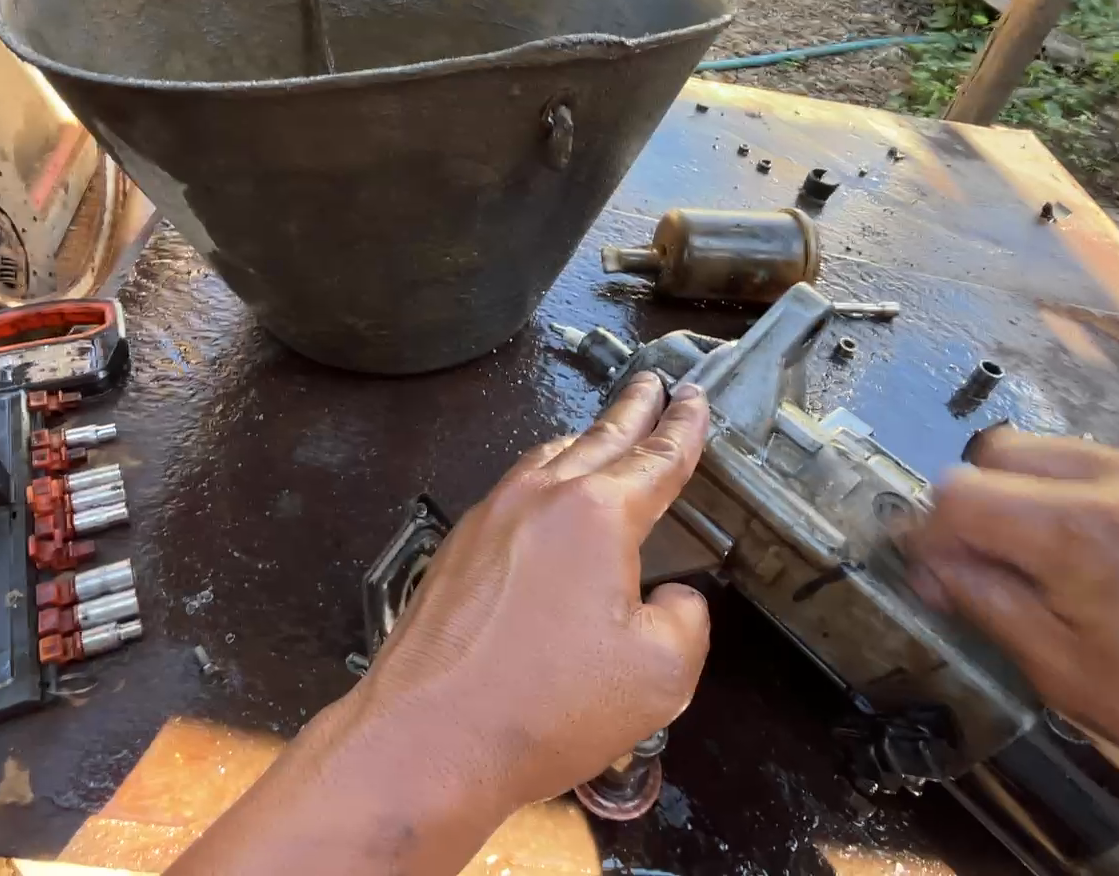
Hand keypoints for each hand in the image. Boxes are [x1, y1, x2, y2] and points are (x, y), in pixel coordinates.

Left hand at [171, 373, 710, 875]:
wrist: (427, 735)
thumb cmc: (550, 705)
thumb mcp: (660, 675)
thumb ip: (684, 620)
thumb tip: (669, 596)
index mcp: (596, 514)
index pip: (655, 458)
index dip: (682, 427)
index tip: (691, 398)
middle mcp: (540, 496)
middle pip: (599, 438)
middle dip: (633, 408)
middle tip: (652, 382)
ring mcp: (490, 514)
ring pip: (549, 457)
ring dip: (585, 439)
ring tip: (605, 430)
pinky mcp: (458, 543)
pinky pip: (514, 489)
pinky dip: (545, 476)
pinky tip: (546, 494)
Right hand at [900, 428, 1118, 874]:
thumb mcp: (1074, 683)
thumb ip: (987, 604)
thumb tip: (931, 567)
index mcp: (1090, 531)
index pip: (959, 493)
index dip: (927, 532)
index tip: (927, 568)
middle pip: (1002, 451)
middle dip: (975, 505)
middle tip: (983, 565)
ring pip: (1062, 453)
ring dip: (1032, 499)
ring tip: (1052, 567)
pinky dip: (1092, 502)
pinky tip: (1117, 564)